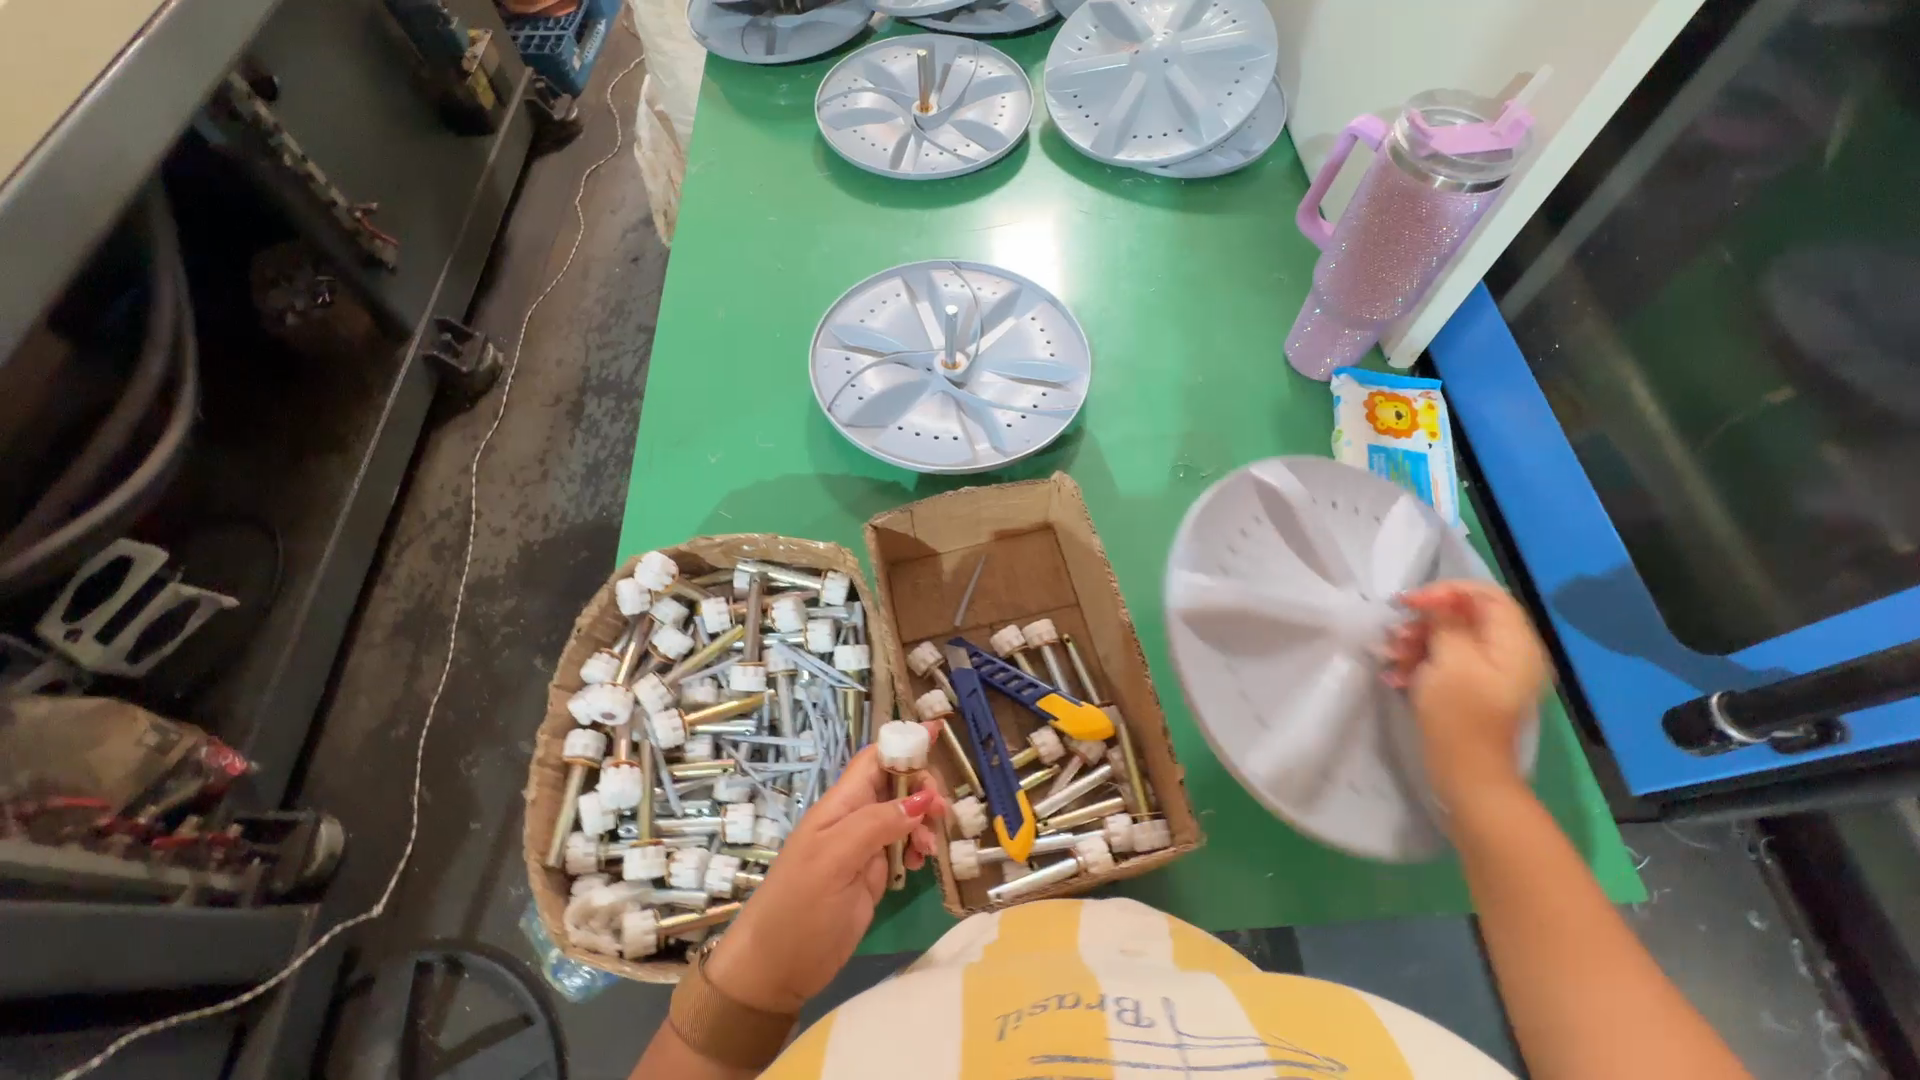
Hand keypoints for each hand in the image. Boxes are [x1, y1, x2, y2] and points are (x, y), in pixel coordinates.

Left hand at [702, 722, 946, 1015]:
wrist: (776, 970)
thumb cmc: (799, 909)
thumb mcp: (835, 860)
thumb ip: (877, 824)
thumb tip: (920, 799)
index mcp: (839, 806)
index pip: (875, 760)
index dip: (904, 743)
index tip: (939, 733)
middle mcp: (852, 820)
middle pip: (896, 784)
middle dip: (923, 789)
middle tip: (940, 813)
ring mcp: (863, 848)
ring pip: (904, 815)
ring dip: (924, 822)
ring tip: (930, 847)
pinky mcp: (872, 875)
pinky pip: (904, 846)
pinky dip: (919, 847)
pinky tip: (923, 863)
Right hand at [1382, 581, 1548, 810]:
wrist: (1466, 774)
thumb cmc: (1460, 715)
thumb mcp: (1450, 661)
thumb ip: (1446, 623)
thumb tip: (1438, 604)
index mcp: (1515, 644)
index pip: (1486, 595)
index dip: (1446, 591)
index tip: (1410, 604)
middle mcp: (1509, 653)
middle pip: (1465, 616)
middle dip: (1425, 621)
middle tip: (1395, 635)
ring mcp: (1490, 673)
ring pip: (1450, 639)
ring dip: (1416, 642)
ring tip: (1390, 657)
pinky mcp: (1472, 689)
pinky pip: (1446, 662)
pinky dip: (1419, 663)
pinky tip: (1395, 676)